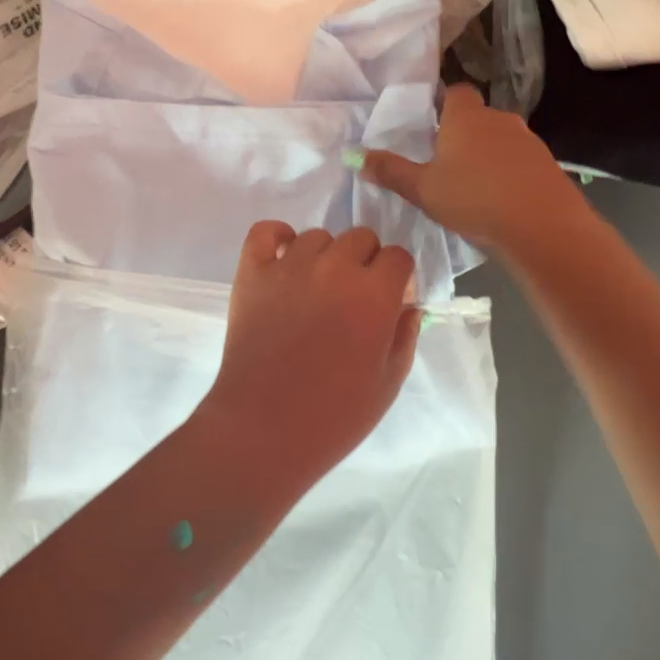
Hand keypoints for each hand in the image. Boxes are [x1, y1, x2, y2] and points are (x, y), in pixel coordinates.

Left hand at [197, 221, 421, 483]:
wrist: (264, 428)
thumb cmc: (334, 415)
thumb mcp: (388, 383)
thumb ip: (404, 336)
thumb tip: (408, 306)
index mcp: (374, 294)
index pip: (398, 256)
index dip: (397, 277)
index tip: (390, 301)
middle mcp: (334, 268)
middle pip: (361, 237)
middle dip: (366, 262)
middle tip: (353, 298)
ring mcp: (289, 266)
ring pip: (318, 236)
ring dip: (325, 256)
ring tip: (317, 291)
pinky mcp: (252, 273)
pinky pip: (266, 232)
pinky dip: (277, 238)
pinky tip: (284, 260)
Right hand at [363, 84, 590, 252]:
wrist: (543, 228)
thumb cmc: (473, 199)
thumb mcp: (422, 189)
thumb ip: (389, 171)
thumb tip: (353, 155)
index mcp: (466, 117)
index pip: (456, 92)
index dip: (443, 105)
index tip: (431, 128)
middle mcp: (499, 119)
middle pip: (478, 118)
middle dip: (463, 135)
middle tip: (444, 164)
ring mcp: (529, 141)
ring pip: (501, 140)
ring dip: (488, 155)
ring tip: (472, 187)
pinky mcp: (549, 165)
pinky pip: (520, 162)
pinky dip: (509, 174)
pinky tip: (500, 201)